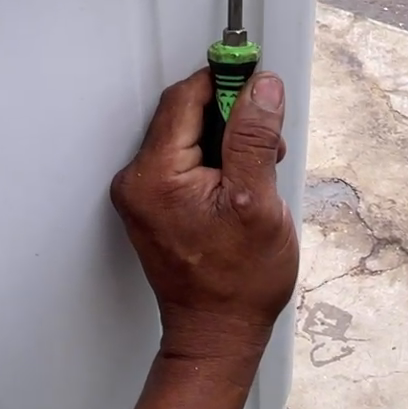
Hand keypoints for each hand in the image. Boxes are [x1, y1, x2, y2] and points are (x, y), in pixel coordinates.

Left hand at [110, 70, 298, 363]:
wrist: (220, 333)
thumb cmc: (238, 281)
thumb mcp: (257, 201)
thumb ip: (255, 137)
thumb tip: (262, 88)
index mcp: (157, 176)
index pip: (186, 99)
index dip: (225, 82)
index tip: (256, 76)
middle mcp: (139, 181)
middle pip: (185, 113)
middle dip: (232, 115)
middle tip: (268, 139)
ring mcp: (145, 193)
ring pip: (189, 134)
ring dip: (229, 137)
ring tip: (260, 169)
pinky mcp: (156, 202)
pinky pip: (186, 157)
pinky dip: (218, 157)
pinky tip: (243, 179)